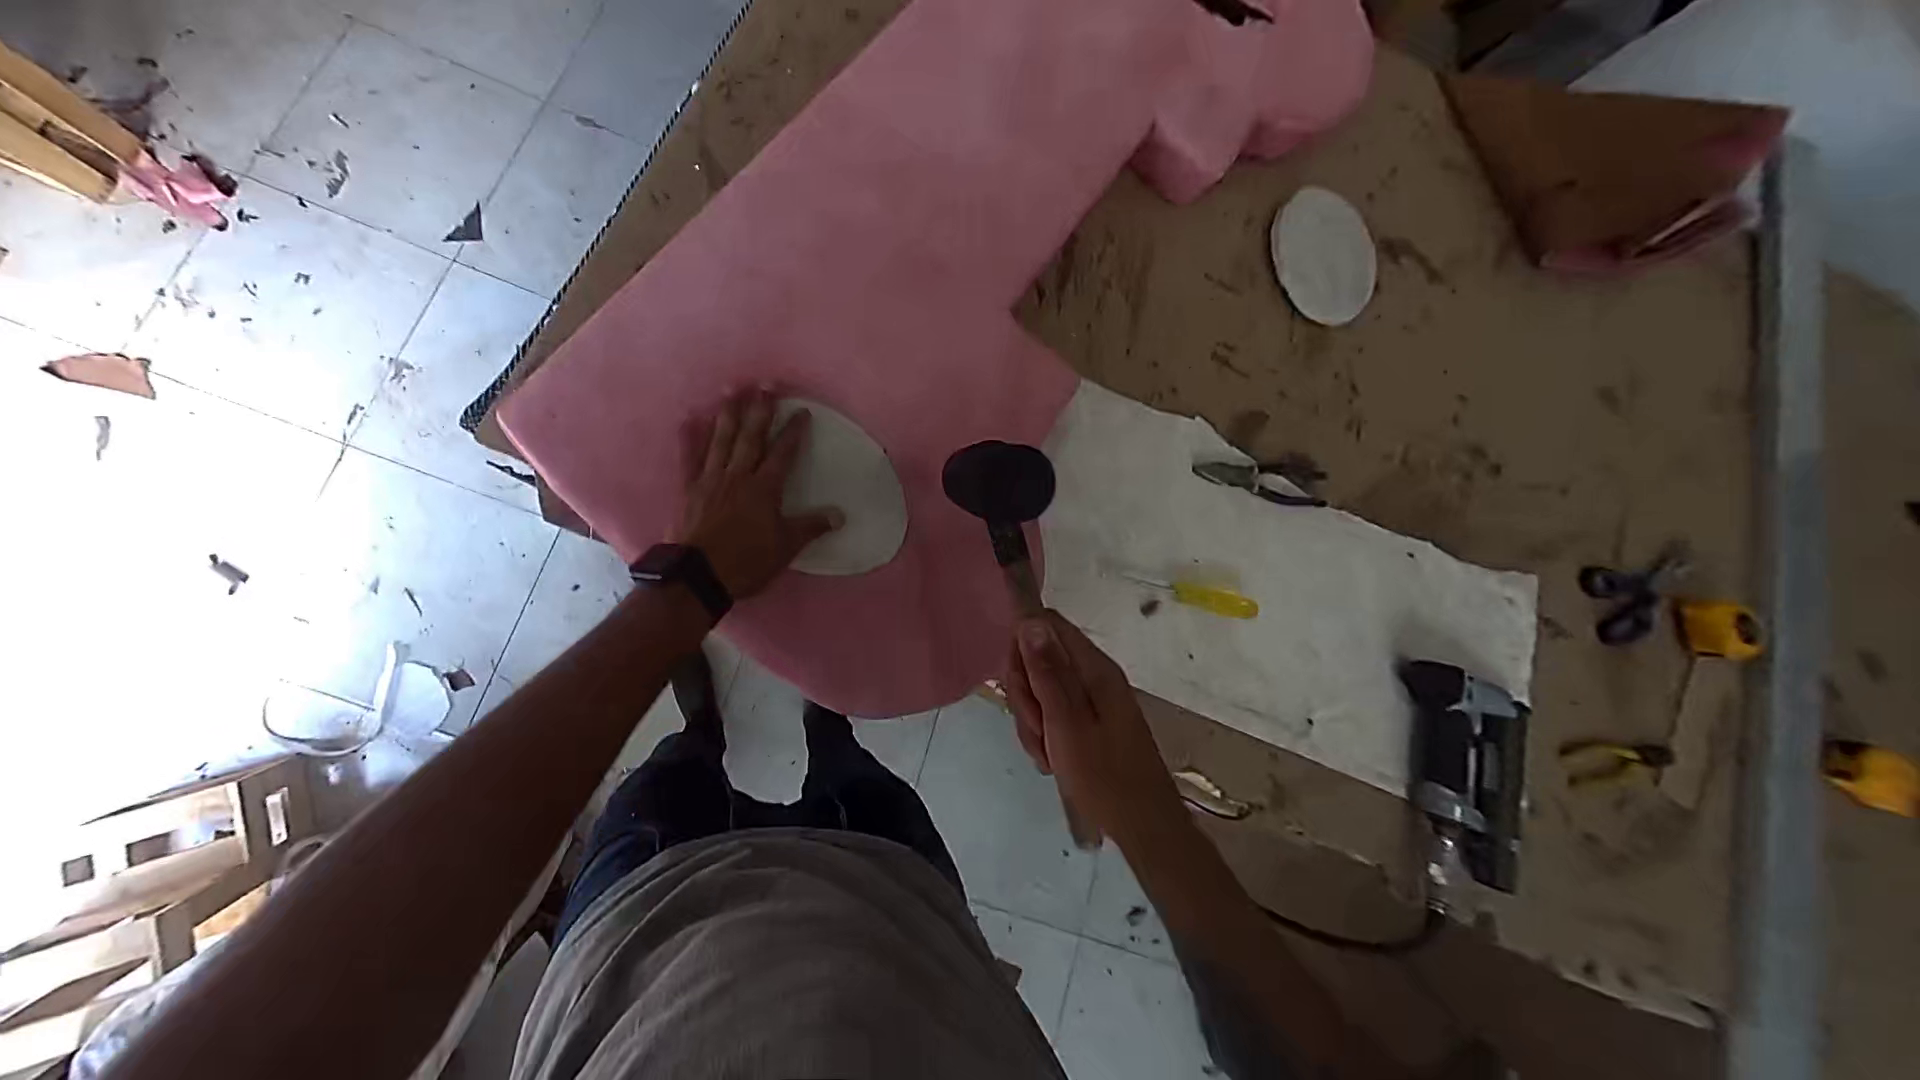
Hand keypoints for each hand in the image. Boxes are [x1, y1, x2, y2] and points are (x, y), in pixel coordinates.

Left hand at [674, 388, 842, 599]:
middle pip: (751, 437)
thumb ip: (811, 527)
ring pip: (721, 440)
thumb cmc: (747, 562)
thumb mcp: (785, 548)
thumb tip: (840, 514)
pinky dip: (689, 438)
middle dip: (760, 410)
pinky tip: (689, 419)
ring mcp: (710, 480)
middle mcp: (738, 476)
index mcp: (764, 489)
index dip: (794, 431)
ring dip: (728, 414)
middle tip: (764, 385)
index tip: (801, 410)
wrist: (698, 576)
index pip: (783, 453)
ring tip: (732, 390)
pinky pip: (689, 458)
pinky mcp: (688, 489)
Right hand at [1004, 612, 1182, 843]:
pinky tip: (1051, 758)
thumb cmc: (1103, 776)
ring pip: (1042, 688)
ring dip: (1032, 718)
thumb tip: (1031, 621)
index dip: (1022, 647)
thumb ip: (1047, 672)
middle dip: (1026, 691)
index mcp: (1094, 668)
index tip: (1018, 685)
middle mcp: (1094, 675)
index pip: (1047, 625)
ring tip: (1046, 750)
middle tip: (1037, 727)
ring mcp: (1093, 698)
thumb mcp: (1066, 723)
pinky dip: (1044, 732)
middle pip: (1040, 656)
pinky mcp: (1090, 720)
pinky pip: (1053, 712)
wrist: (1142, 825)